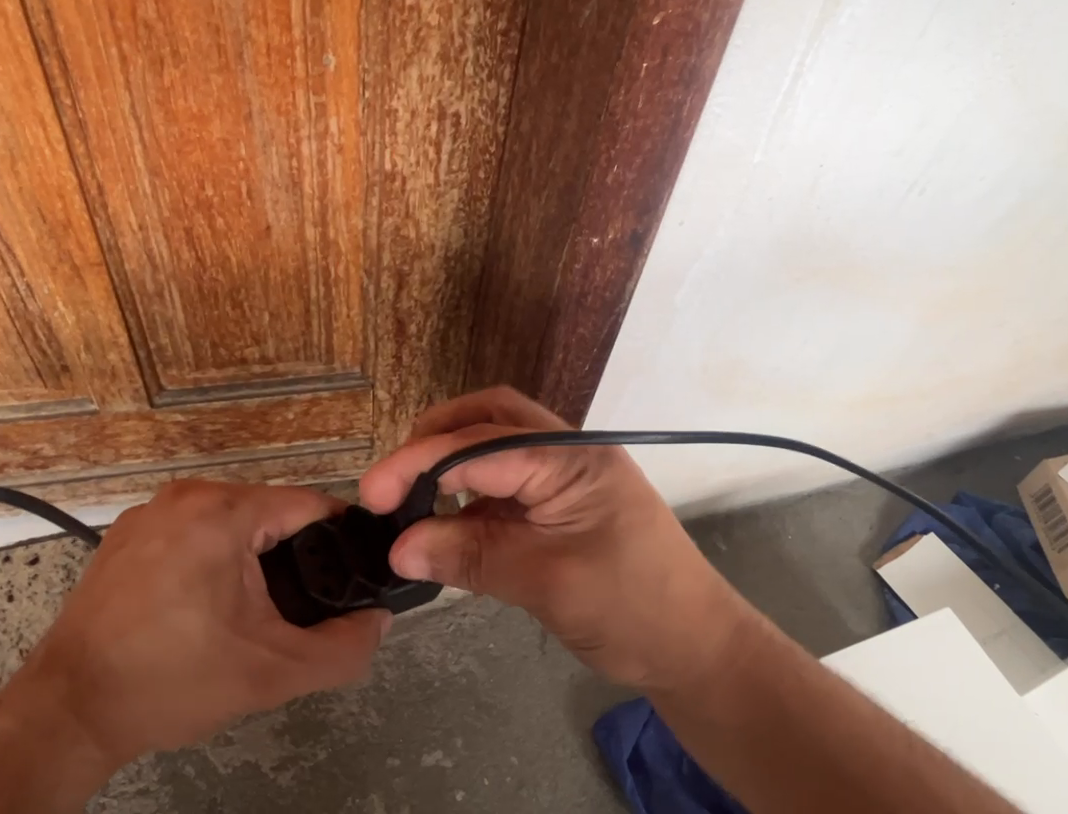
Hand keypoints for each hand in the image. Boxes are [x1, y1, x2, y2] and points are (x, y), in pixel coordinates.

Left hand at [18, 481, 389, 760]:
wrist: (71, 711)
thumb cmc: (172, 681)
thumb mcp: (273, 672)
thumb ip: (343, 648)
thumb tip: (377, 620)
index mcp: (224, 511)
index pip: (309, 505)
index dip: (340, 541)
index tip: (350, 578)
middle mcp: (186, 495)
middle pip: (269, 513)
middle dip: (292, 558)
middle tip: (296, 611)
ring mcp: (150, 512)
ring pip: (230, 524)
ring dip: (251, 561)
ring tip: (252, 615)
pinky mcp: (125, 536)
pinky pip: (191, 534)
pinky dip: (210, 561)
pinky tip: (204, 610)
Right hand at [359, 387, 760, 691]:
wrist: (697, 650)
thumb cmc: (631, 609)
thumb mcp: (545, 582)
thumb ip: (470, 557)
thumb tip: (398, 548)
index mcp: (571, 458)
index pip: (478, 445)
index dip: (418, 464)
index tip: (371, 495)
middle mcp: (568, 453)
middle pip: (489, 418)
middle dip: (436, 438)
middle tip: (393, 478)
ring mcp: (566, 477)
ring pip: (496, 448)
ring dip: (452, 464)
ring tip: (411, 498)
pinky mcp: (562, 505)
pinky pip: (506, 484)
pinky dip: (471, 495)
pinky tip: (449, 523)